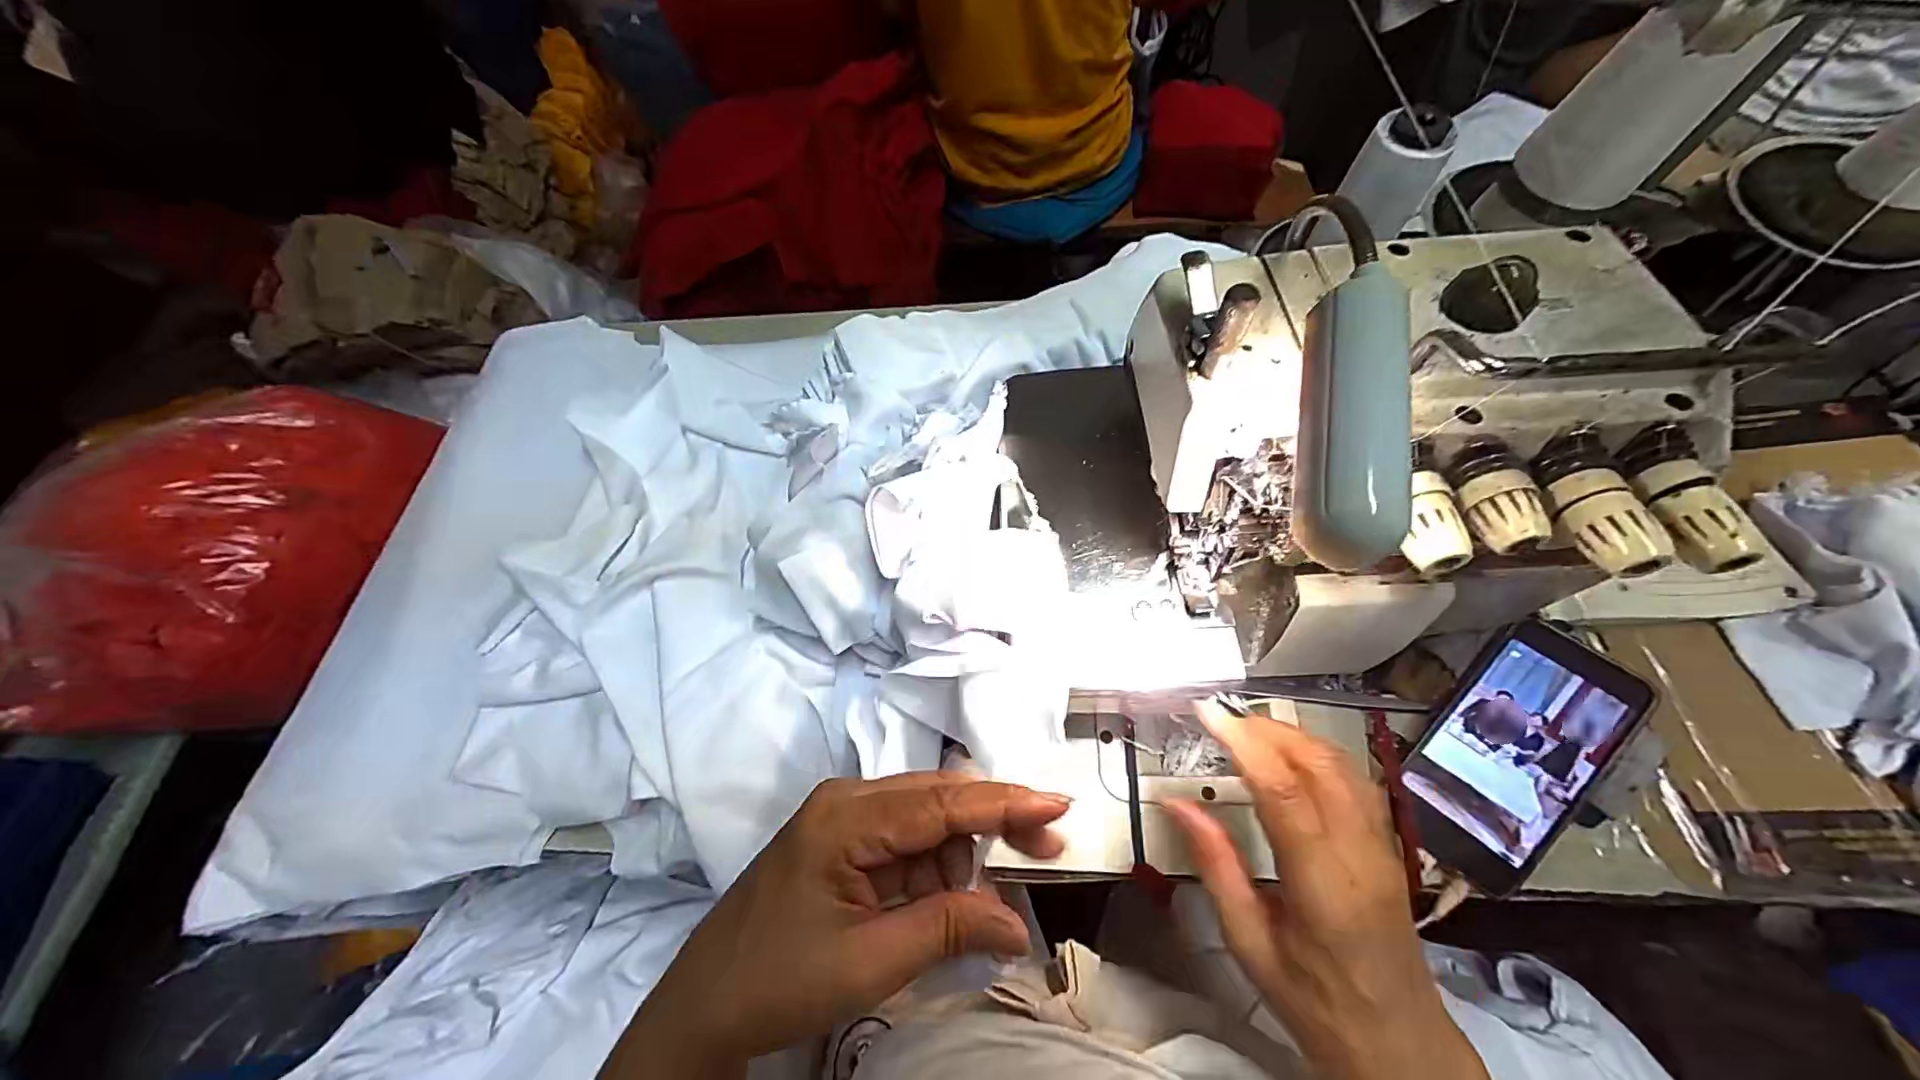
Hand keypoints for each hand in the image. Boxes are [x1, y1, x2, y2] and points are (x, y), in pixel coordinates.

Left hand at [603, 772, 1069, 1077]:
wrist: (701, 1009)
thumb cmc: (780, 980)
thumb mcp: (871, 960)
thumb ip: (948, 928)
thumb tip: (1016, 923)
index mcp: (846, 816)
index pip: (941, 800)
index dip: (1005, 802)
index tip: (1058, 804)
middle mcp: (846, 801)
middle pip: (937, 799)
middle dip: (992, 824)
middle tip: (1046, 850)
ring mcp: (841, 819)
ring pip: (925, 820)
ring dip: (962, 855)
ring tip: (988, 900)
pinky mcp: (840, 842)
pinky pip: (903, 842)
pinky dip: (934, 868)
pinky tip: (951, 898)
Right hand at [1167, 701, 1488, 1079]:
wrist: (1400, 1046)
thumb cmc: (1316, 1003)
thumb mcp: (1249, 943)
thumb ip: (1216, 866)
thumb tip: (1177, 804)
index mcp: (1324, 887)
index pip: (1285, 792)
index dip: (1244, 744)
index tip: (1207, 713)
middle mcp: (1362, 856)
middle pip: (1320, 763)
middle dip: (1265, 728)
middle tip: (1219, 718)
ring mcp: (1384, 847)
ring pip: (1343, 764)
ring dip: (1292, 733)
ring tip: (1245, 726)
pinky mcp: (1389, 845)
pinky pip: (1355, 779)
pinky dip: (1316, 750)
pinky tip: (1288, 750)